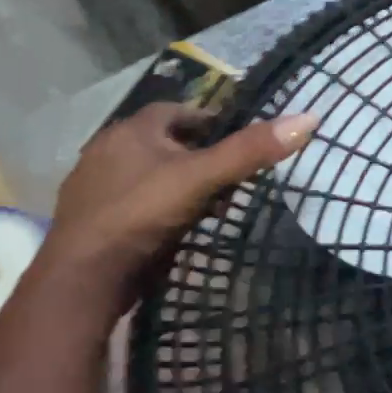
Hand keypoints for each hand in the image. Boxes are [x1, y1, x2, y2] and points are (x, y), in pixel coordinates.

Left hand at [40, 103, 318, 307]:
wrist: (82, 281)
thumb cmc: (141, 215)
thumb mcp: (204, 178)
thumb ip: (252, 150)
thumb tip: (309, 118)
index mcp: (129, 132)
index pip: (177, 111)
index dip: (211, 120)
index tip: (238, 139)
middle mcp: (106, 151)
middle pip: (165, 142)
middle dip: (198, 154)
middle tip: (230, 172)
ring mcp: (94, 189)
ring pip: (150, 172)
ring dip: (180, 181)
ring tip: (210, 201)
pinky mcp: (92, 221)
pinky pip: (136, 201)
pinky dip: (160, 206)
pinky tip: (177, 225)